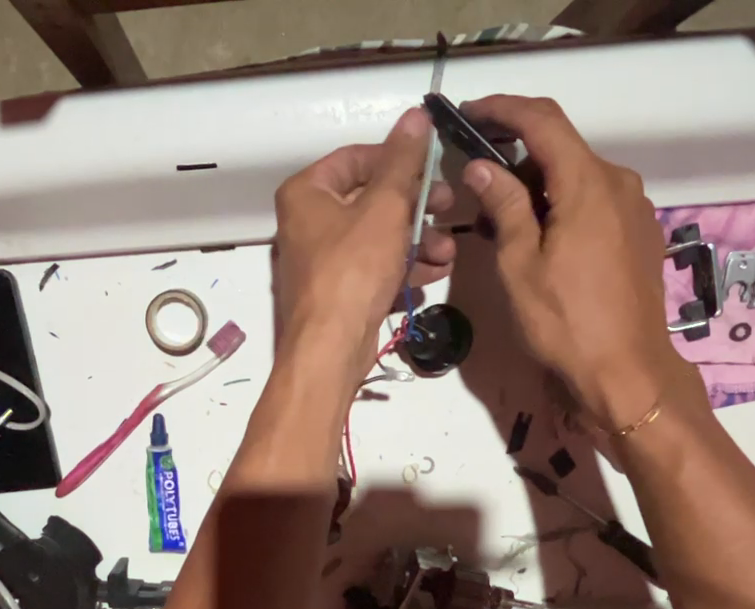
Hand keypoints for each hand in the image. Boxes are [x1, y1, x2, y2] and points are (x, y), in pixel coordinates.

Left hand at [273, 108, 454, 386]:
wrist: (331, 347)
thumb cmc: (353, 269)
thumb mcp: (385, 207)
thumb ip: (402, 161)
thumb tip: (415, 116)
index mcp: (306, 193)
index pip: (356, 157)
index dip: (397, 158)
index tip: (431, 167)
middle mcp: (308, 222)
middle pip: (370, 199)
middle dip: (415, 207)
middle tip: (448, 207)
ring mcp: (323, 260)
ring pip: (378, 237)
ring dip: (417, 241)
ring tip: (448, 252)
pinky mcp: (339, 292)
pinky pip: (375, 267)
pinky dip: (403, 267)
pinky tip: (434, 271)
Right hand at [460, 95, 702, 431]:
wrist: (626, 372)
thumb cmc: (566, 323)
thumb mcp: (520, 266)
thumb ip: (504, 208)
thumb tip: (483, 167)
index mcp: (588, 184)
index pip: (543, 121)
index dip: (503, 109)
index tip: (468, 114)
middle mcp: (619, 183)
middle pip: (562, 148)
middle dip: (515, 154)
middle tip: (474, 178)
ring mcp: (634, 209)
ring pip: (577, 177)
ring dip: (537, 185)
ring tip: (499, 218)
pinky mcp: (639, 235)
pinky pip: (594, 202)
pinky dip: (561, 206)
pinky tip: (538, 238)